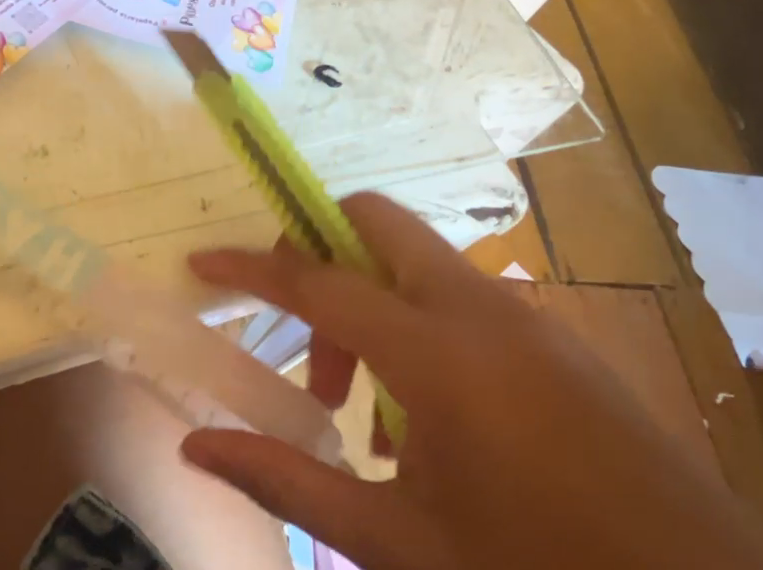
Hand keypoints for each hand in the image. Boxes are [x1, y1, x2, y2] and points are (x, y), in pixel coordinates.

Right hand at [182, 194, 762, 569]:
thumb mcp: (397, 544)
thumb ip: (287, 482)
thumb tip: (195, 446)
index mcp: (439, 354)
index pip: (316, 281)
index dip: (248, 268)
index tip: (198, 261)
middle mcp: (484, 314)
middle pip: (378, 224)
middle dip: (319, 251)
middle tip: (299, 327)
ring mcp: (534, 325)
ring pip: (420, 267)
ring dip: (370, 305)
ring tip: (365, 412)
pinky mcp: (566, 350)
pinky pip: (465, 304)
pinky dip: (420, 329)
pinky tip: (432, 428)